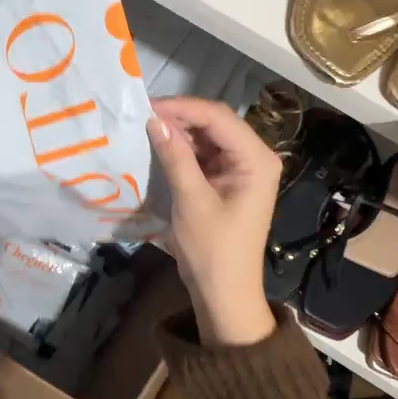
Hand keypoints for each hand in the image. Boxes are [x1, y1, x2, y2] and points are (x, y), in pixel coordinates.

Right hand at [147, 97, 280, 345]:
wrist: (223, 291)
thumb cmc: (213, 249)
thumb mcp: (191, 201)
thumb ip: (176, 157)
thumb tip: (156, 121)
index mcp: (256, 160)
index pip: (218, 118)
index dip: (183, 108)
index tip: (146, 107)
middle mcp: (254, 157)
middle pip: (214, 123)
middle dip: (179, 117)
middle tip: (140, 116)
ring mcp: (240, 169)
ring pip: (206, 137)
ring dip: (178, 132)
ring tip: (144, 128)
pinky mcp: (226, 181)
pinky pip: (203, 154)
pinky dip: (181, 149)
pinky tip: (157, 147)